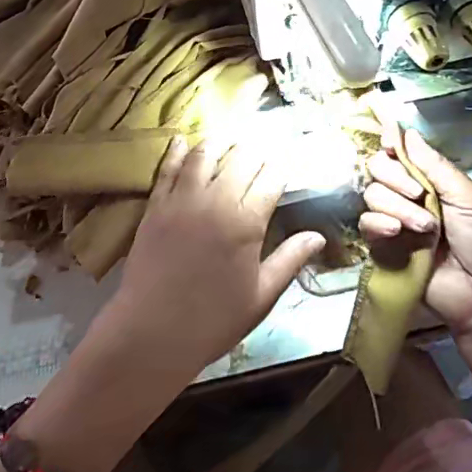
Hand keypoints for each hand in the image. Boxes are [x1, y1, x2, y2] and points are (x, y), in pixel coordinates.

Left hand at [100, 136, 326, 381]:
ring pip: (204, 155)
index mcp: (247, 222)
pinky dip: (177, 152)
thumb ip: (290, 259)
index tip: (288, 162)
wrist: (152, 332)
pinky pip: (167, 169)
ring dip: (220, 142)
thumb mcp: (262, 295)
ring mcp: (182, 200)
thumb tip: (318, 236)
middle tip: (264, 148)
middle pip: (241, 158)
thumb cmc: (214, 320)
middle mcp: (216, 201)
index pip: (271, 178)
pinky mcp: (155, 206)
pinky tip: (182, 140)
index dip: (282, 166)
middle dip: (257, 150)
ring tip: (230, 138)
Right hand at [359, 125, 471, 334]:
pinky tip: (396, 231)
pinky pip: (366, 224)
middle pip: (379, 170)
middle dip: (393, 176)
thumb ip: (436, 167)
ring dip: (395, 205)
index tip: (389, 142)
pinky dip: (378, 223)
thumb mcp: (471, 199)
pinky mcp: (383, 247)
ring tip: (422, 226)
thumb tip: (407, 132)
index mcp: (433, 183)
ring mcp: (395, 222)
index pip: (403, 154)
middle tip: (416, 193)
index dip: (392, 144)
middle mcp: (410, 198)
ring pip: (373, 195)